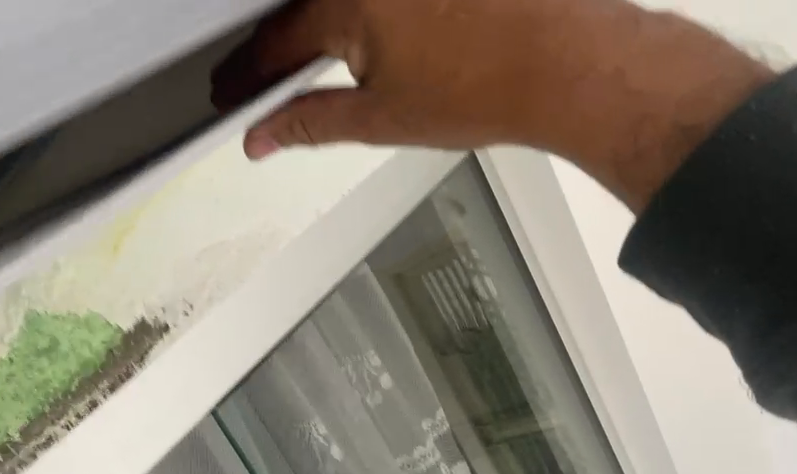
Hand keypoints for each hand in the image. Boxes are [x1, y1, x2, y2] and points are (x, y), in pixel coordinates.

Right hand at [211, 0, 772, 209]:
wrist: (567, 63)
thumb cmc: (483, 89)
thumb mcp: (378, 119)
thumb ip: (307, 123)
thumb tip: (261, 138)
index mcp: (351, 3)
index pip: (277, 43)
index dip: (247, 76)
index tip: (230, 95)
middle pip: (303, 6)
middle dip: (273, 46)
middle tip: (255, 83)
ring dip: (311, 27)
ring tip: (295, 61)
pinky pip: (373, 0)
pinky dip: (352, 16)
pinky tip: (348, 33)